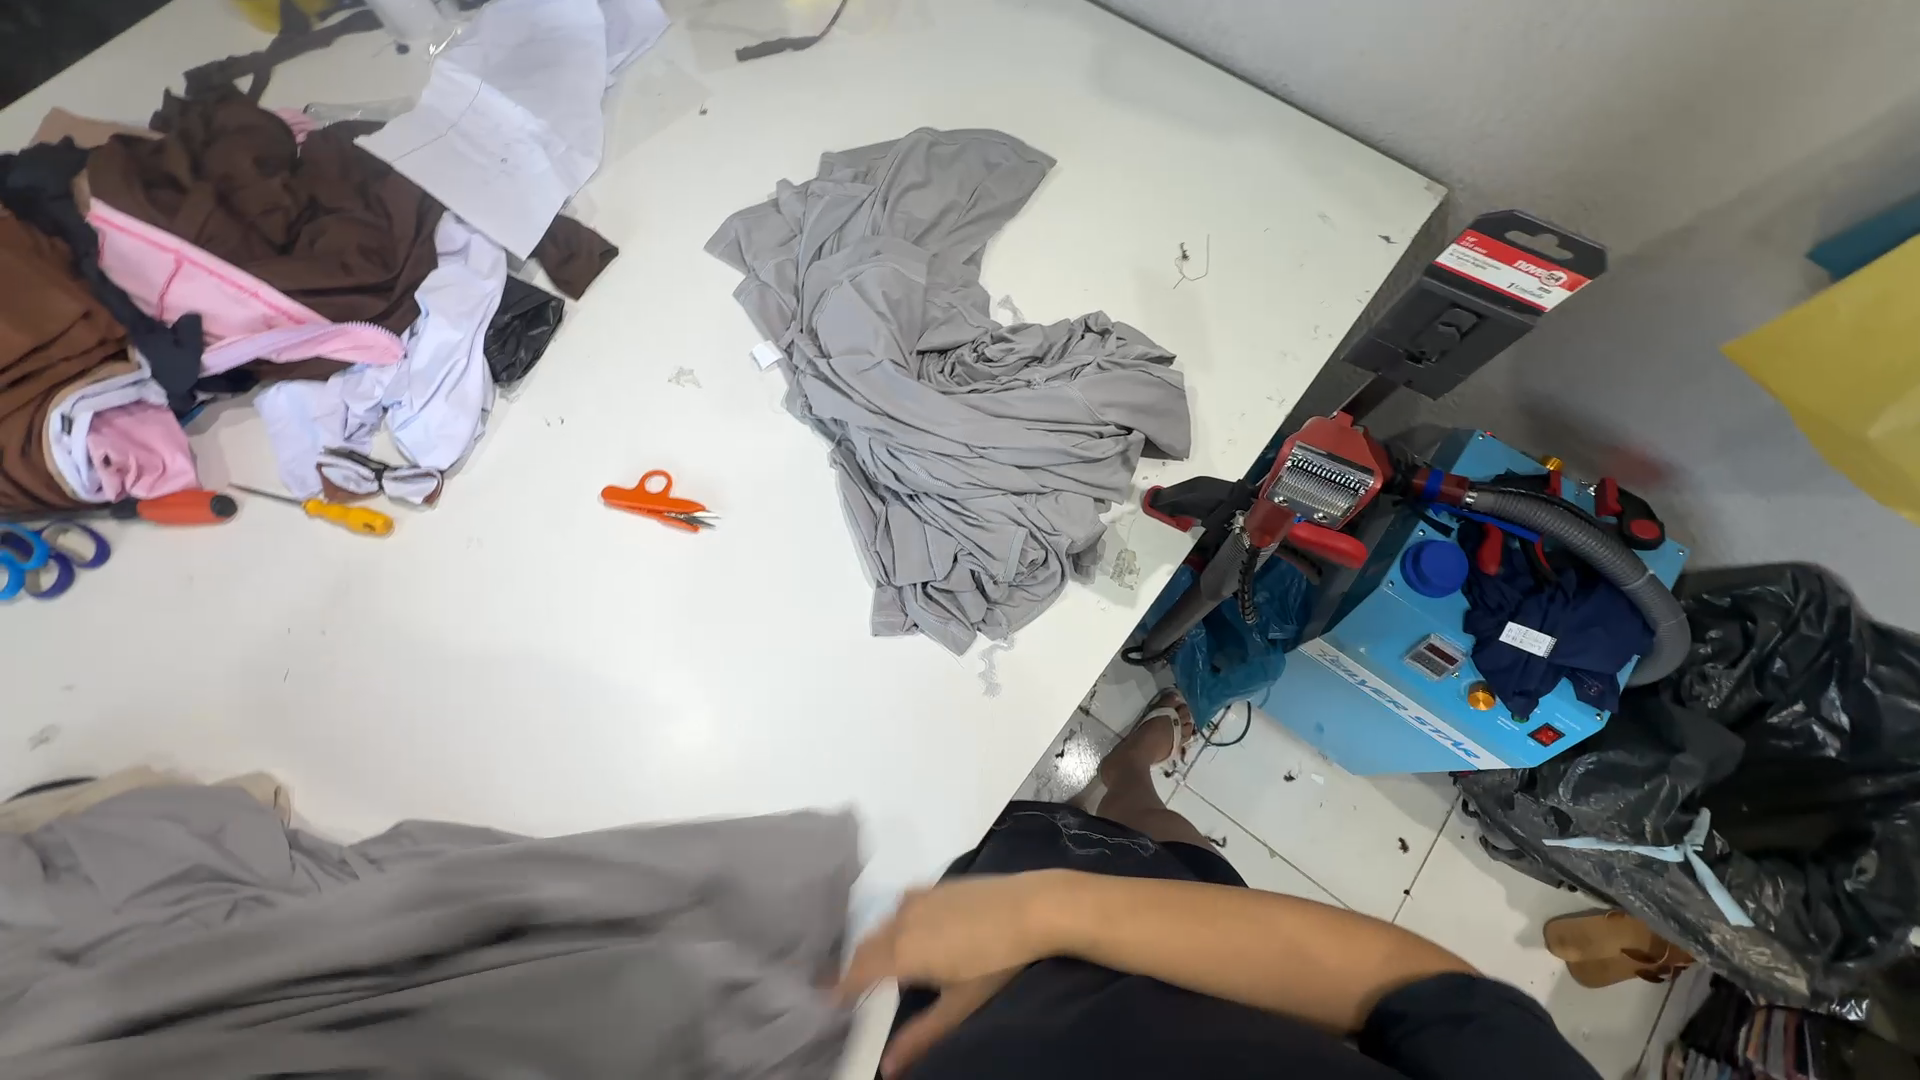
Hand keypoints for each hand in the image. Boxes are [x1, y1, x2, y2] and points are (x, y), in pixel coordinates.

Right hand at [836, 873, 1069, 1077]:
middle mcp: (902, 920)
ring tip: (870, 964)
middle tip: (845, 988)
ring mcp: (919, 897)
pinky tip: (901, 931)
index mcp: (902, 952)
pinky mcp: (935, 885)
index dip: (839, 987)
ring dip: (872, 944)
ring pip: (883, 924)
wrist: (1031, 907)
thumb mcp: (959, 1005)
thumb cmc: (996, 961)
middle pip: (866, 946)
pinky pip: (900, 906)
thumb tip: (887, 1068)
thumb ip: (921, 1035)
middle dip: (853, 967)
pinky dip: (891, 923)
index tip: (824, 1001)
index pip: (858, 973)